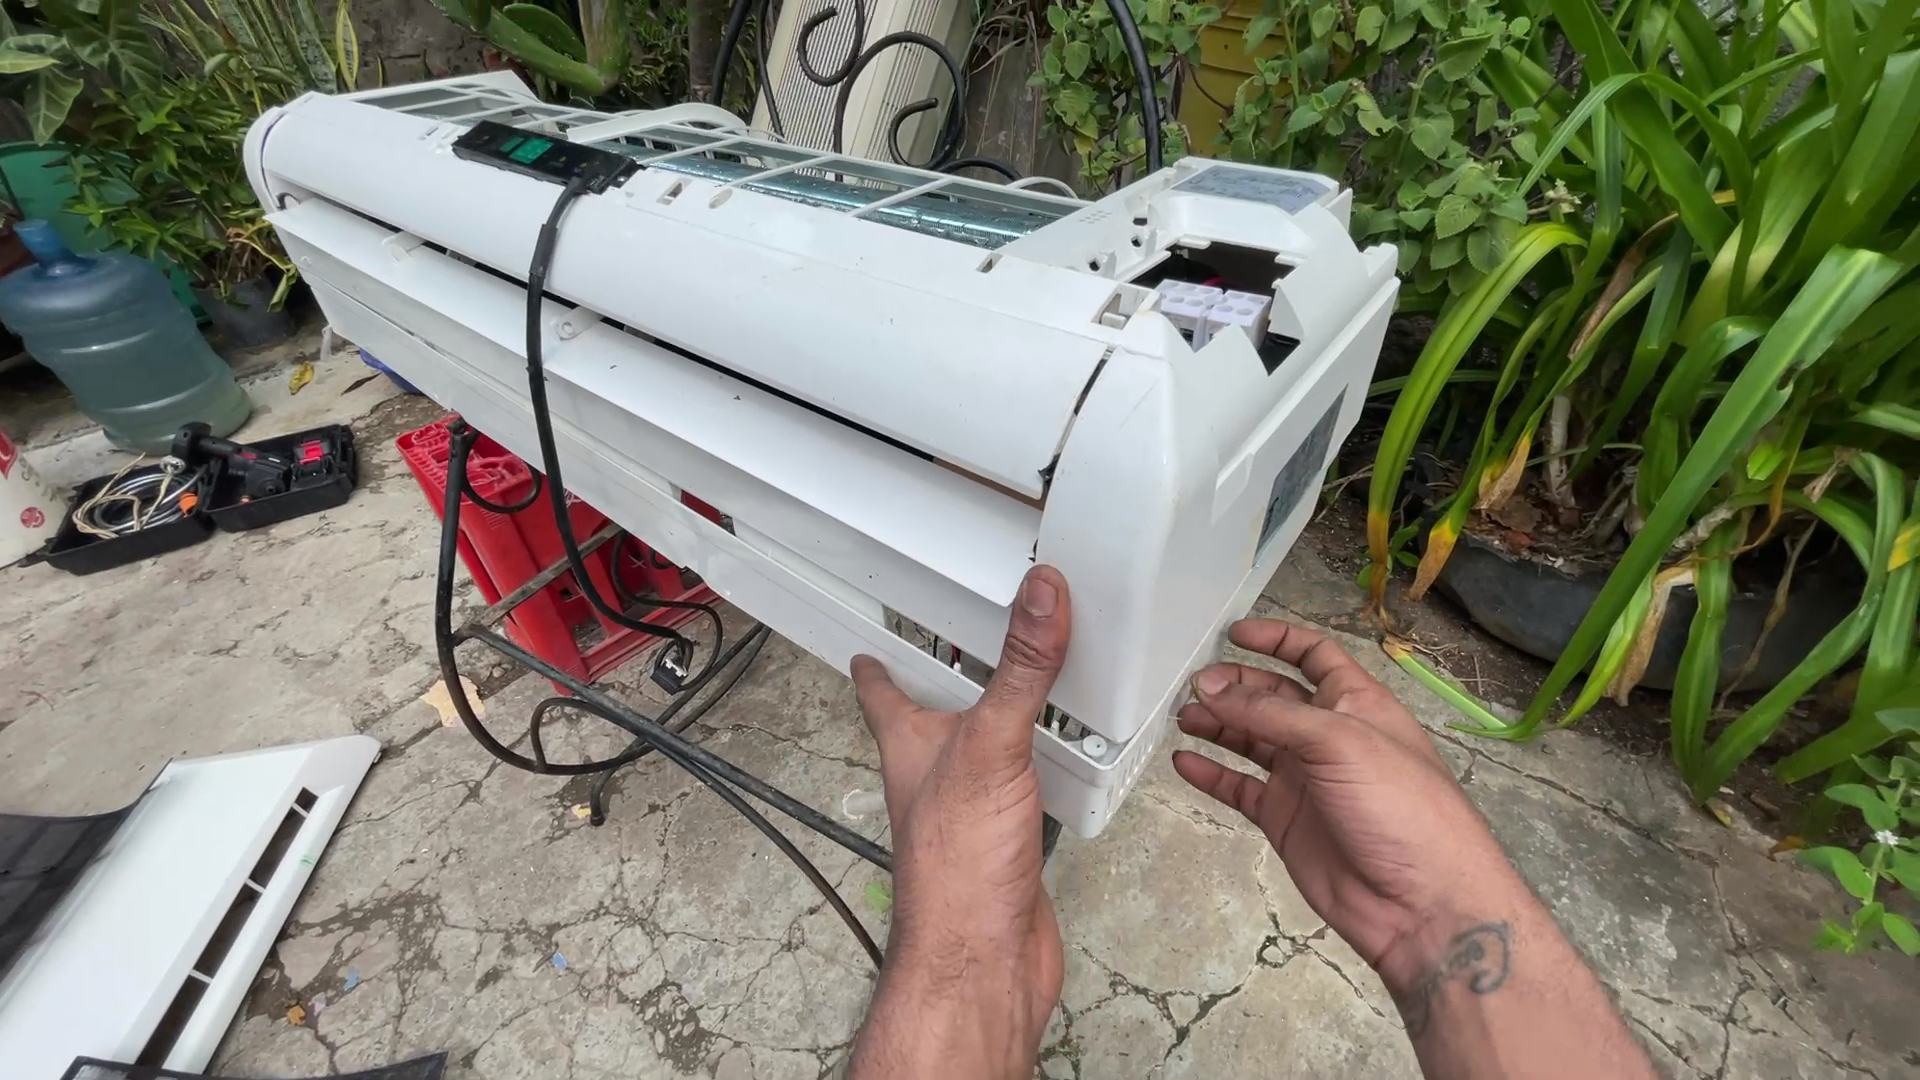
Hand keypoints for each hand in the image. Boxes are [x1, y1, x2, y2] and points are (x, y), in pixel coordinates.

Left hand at [845, 566, 1068, 1079]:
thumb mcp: (989, 745)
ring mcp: (969, 798)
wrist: (983, 960)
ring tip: (1019, 682)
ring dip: (998, 710)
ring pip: (980, 739)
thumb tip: (1038, 597)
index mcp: (911, 739)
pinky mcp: (1007, 827)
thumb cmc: (955, 866)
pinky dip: (1038, 753)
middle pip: (931, 709)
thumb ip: (1020, 669)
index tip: (872, 636)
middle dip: (944, 676)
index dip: (875, 659)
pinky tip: (1056, 751)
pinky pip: (1022, 773)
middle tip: (962, 644)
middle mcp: (935, 766)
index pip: (881, 686)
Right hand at [1172, 619, 1527, 996]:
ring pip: (1248, 740)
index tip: (1233, 634)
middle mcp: (1326, 736)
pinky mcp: (1283, 817)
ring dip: (1216, 725)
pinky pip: (1238, 786)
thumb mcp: (1337, 742)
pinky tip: (1184, 762)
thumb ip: (1267, 713)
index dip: (1277, 640)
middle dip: (1234, 686)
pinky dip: (1210, 773)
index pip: (1313, 656)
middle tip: (1195, 687)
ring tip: (1183, 719)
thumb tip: (1208, 688)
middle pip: (1271, 697)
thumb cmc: (1398, 806)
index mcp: (1355, 704)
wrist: (1423, 908)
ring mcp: (1303, 778)